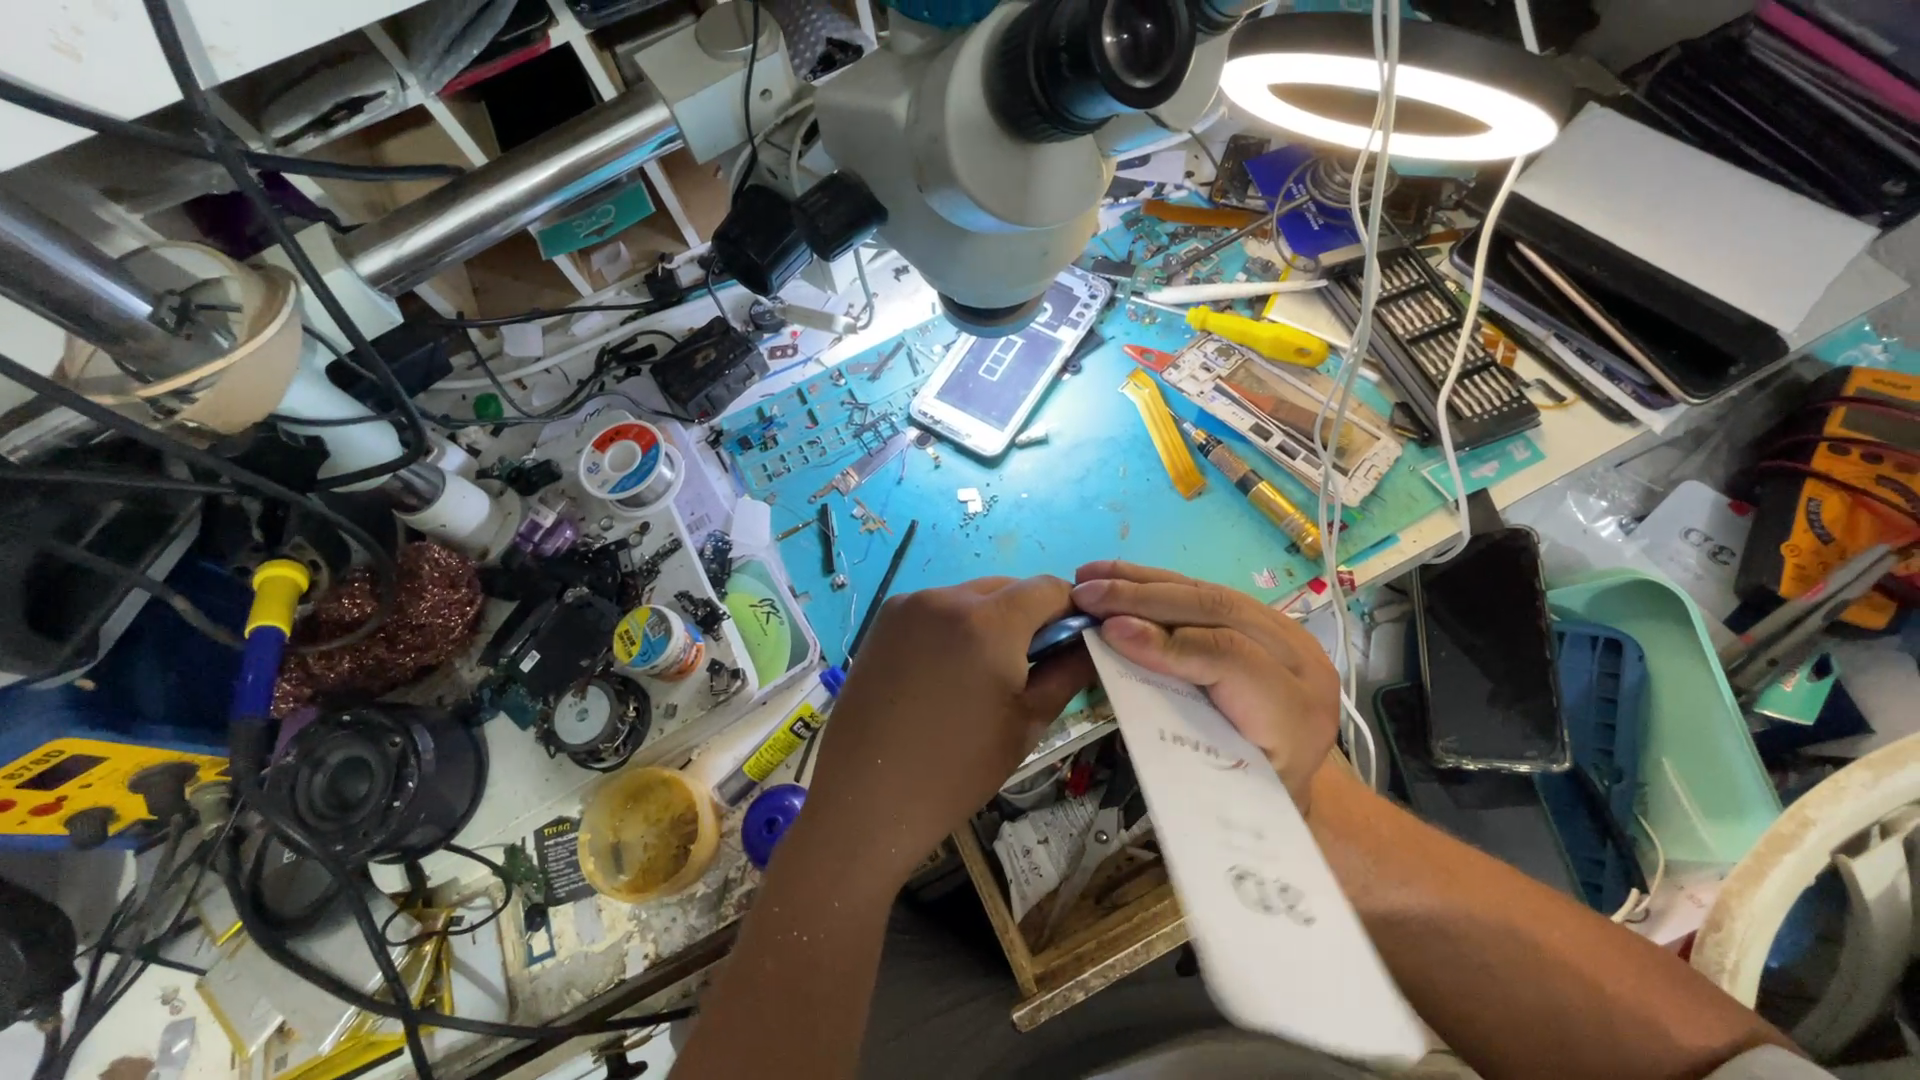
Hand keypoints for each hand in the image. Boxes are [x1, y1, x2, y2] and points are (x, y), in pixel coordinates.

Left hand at [799, 576, 1095, 886]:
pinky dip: (953, 626)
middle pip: (1007, 588)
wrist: (868, 798)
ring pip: (970, 597)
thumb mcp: (1027, 723)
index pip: (1048, 588)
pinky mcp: (883, 620)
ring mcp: (909, 605)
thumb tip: (1091, 642)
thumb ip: (1066, 672)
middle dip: (1028, 616)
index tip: (1071, 643)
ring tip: (981, 674)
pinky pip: (936, 609)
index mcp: (990, 622)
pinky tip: (945, 672)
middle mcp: (947, 598)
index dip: (1069, 611)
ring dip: (990, 620)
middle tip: (1029, 666)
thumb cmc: (958, 770)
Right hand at [1070, 560, 1339, 807]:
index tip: (1110, 632)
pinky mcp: (1268, 620)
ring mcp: (1289, 636)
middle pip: (1221, 612)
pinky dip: (1159, 583)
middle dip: (1145, 599)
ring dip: (1144, 581)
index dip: (1168, 643)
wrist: (1284, 788)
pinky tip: (1119, 577)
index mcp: (1295, 714)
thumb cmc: (1239, 797)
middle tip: (1086, 596)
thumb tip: (1117, 672)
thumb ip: (1166, 727)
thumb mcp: (1205, 780)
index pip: (1232, 660)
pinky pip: (1209, 592)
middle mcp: (1302, 665)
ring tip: (1090, 577)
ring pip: (1212, 592)